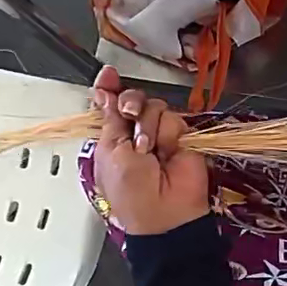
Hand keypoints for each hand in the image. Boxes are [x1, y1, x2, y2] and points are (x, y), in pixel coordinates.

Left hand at [90, 66, 209, 235]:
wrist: (164, 211)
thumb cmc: (130, 190)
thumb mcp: (110, 151)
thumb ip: (109, 119)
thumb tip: (103, 91)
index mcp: (114, 137)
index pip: (111, 104)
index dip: (110, 88)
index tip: (108, 74)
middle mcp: (138, 133)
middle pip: (134, 99)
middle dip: (130, 104)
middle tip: (129, 116)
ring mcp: (161, 135)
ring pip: (155, 107)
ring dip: (149, 126)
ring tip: (150, 149)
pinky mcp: (184, 138)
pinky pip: (174, 119)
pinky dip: (168, 134)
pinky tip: (167, 151)